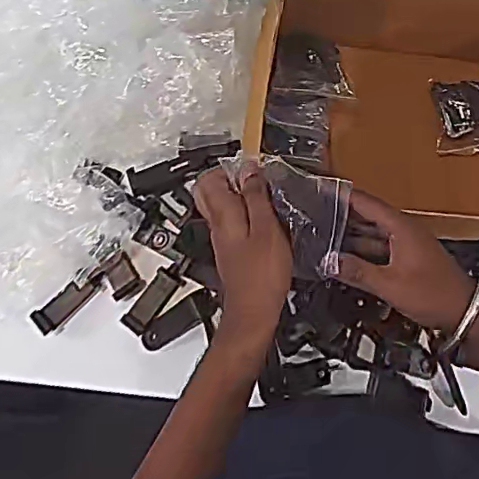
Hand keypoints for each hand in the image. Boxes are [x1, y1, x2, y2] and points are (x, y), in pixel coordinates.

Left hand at [193, 166, 291, 349]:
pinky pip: (234, 222)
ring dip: (242, 196)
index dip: (231, 166)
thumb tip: (250, 171)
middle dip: (232, 178)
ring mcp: (223, 239)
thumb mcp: (267, 228)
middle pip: (210, 192)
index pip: (210, 179)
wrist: (255, 312)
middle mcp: (218, 226)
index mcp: (223, 216)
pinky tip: (268, 219)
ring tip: (267, 196)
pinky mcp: (233, 250)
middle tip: (257, 178)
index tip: (254, 166)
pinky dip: (249, 213)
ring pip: (223, 206)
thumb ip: (257, 198)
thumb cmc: (261, 276)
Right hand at [334, 189, 476, 331]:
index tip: (326, 188)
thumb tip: (331, 262)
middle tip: (318, 211)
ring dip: (352, 233)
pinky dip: (364, 248)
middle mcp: (404, 229)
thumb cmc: (436, 294)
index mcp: (401, 227)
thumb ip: (359, 272)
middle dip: (344, 213)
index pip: (367, 203)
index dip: (345, 195)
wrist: (463, 310)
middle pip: (369, 215)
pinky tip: (349, 256)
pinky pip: (381, 245)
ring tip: (327, 233)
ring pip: (374, 232)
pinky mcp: (408, 256)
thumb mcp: (391, 285)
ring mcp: (407, 242)